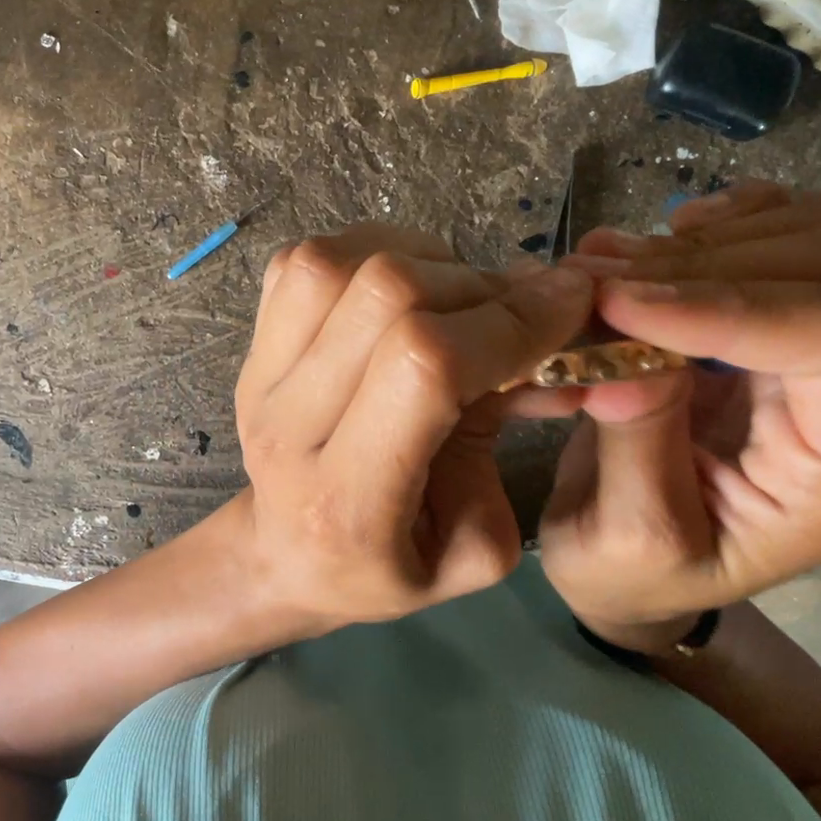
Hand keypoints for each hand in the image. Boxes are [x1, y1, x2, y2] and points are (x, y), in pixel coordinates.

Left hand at [234, 223, 592, 632]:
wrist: (285, 556)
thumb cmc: (385, 568)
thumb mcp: (473, 549)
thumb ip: (505, 446)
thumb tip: (543, 336)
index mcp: (348, 501)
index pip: (423, 367)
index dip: (508, 321)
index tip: (569, 306)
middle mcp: (288, 428)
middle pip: (381, 296)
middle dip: (475, 288)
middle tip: (512, 314)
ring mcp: (260, 379)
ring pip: (335, 265)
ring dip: (421, 262)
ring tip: (455, 301)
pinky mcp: (251, 349)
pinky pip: (303, 262)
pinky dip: (368, 252)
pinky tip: (403, 289)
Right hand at [528, 183, 820, 649]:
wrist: (628, 572)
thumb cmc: (628, 577)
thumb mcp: (622, 543)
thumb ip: (636, 452)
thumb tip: (628, 358)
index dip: (742, 305)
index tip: (624, 304)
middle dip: (719, 261)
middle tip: (603, 278)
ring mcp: (817, 363)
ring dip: (711, 238)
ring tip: (611, 264)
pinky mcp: (771, 335)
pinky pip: (781, 240)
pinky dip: (717, 225)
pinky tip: (656, 242)